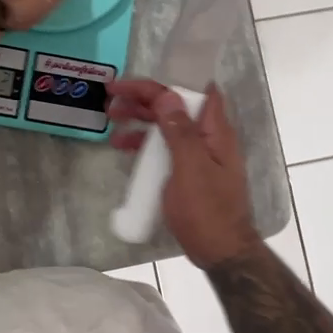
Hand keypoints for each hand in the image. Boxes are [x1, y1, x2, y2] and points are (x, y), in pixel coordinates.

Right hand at [108, 79, 259, 267]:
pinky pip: (164, 148)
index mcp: (215, 131)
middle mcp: (208, 137)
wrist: (221, 251)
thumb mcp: (190, 168)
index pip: (192, 90)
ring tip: (111, 121)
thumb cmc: (207, 210)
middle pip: (175, 106)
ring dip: (140, 119)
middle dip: (144, 99)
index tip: (132, 83)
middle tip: (111, 100)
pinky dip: (144, 143)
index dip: (163, 81)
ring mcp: (199, 155)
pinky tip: (123, 147)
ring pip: (167, 126)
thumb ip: (180, 131)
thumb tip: (167, 95)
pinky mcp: (188, 172)